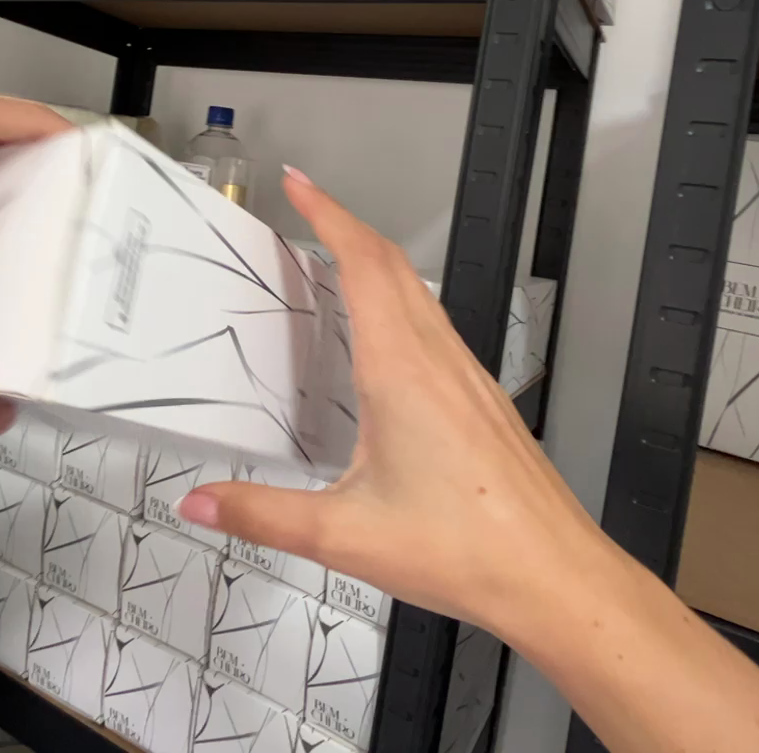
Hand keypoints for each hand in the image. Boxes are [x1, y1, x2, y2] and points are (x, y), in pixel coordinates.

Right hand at [177, 167, 609, 634]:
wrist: (554, 575)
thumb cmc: (466, 548)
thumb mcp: (343, 533)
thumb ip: (262, 515)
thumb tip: (204, 502)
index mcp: (401, 369)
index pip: (362, 262)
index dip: (328, 213)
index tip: (301, 184)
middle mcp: (437, 357)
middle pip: (391, 261)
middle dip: (346, 222)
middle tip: (309, 206)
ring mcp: (465, 372)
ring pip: (418, 288)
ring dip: (375, 257)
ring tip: (337, 254)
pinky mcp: (479, 394)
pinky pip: (435, 321)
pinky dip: (401, 297)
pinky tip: (387, 331)